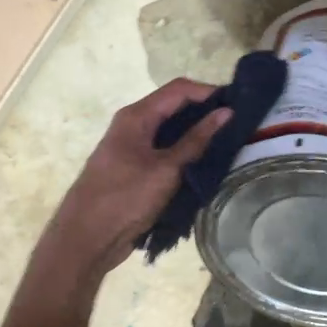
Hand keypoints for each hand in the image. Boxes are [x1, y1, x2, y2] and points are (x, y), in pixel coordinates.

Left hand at [35, 79, 230, 288]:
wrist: (87, 237)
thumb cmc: (124, 198)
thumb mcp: (166, 169)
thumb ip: (196, 140)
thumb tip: (225, 113)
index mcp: (136, 116)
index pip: (179, 89)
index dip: (209, 92)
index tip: (239, 104)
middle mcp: (133, 125)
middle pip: (174, 107)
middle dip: (205, 112)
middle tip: (238, 125)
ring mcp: (132, 147)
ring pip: (170, 131)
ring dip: (196, 134)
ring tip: (228, 143)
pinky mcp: (134, 169)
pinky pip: (164, 151)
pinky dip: (184, 153)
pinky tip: (205, 164)